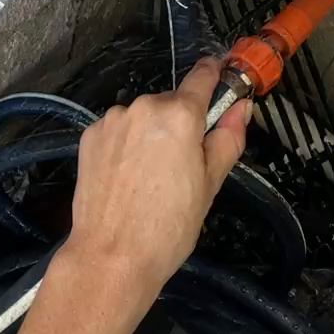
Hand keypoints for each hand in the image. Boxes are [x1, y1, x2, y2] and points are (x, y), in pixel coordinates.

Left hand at [61, 58, 252, 290]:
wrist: (111, 257)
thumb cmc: (170, 226)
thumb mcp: (210, 184)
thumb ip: (229, 138)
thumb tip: (242, 106)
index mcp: (180, 114)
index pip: (203, 75)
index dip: (215, 75)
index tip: (222, 78)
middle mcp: (144, 106)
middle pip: (172, 103)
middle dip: (180, 123)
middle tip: (182, 163)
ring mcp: (113, 118)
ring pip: (144, 116)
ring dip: (151, 133)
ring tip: (149, 176)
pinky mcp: (90, 135)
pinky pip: (119, 129)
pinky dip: (126, 143)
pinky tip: (125, 176)